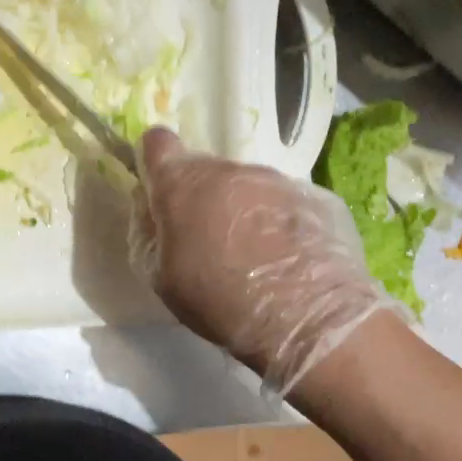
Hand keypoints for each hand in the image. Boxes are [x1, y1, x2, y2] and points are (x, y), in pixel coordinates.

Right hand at [132, 128, 396, 396]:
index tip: (157, 185)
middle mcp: (229, 169)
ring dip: (239, 209)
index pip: (157, 143)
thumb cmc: (217, 300)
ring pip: (245, 186)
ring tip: (249, 254)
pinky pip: (282, 202)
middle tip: (204, 240)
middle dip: (198, 196)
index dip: (153, 160)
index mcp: (182, 185)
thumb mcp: (159, 278)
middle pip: (204, 169)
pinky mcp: (315, 195)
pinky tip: (282, 258)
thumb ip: (146, 234)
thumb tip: (147, 209)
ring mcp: (277, 178)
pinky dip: (276, 222)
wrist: (305, 317)